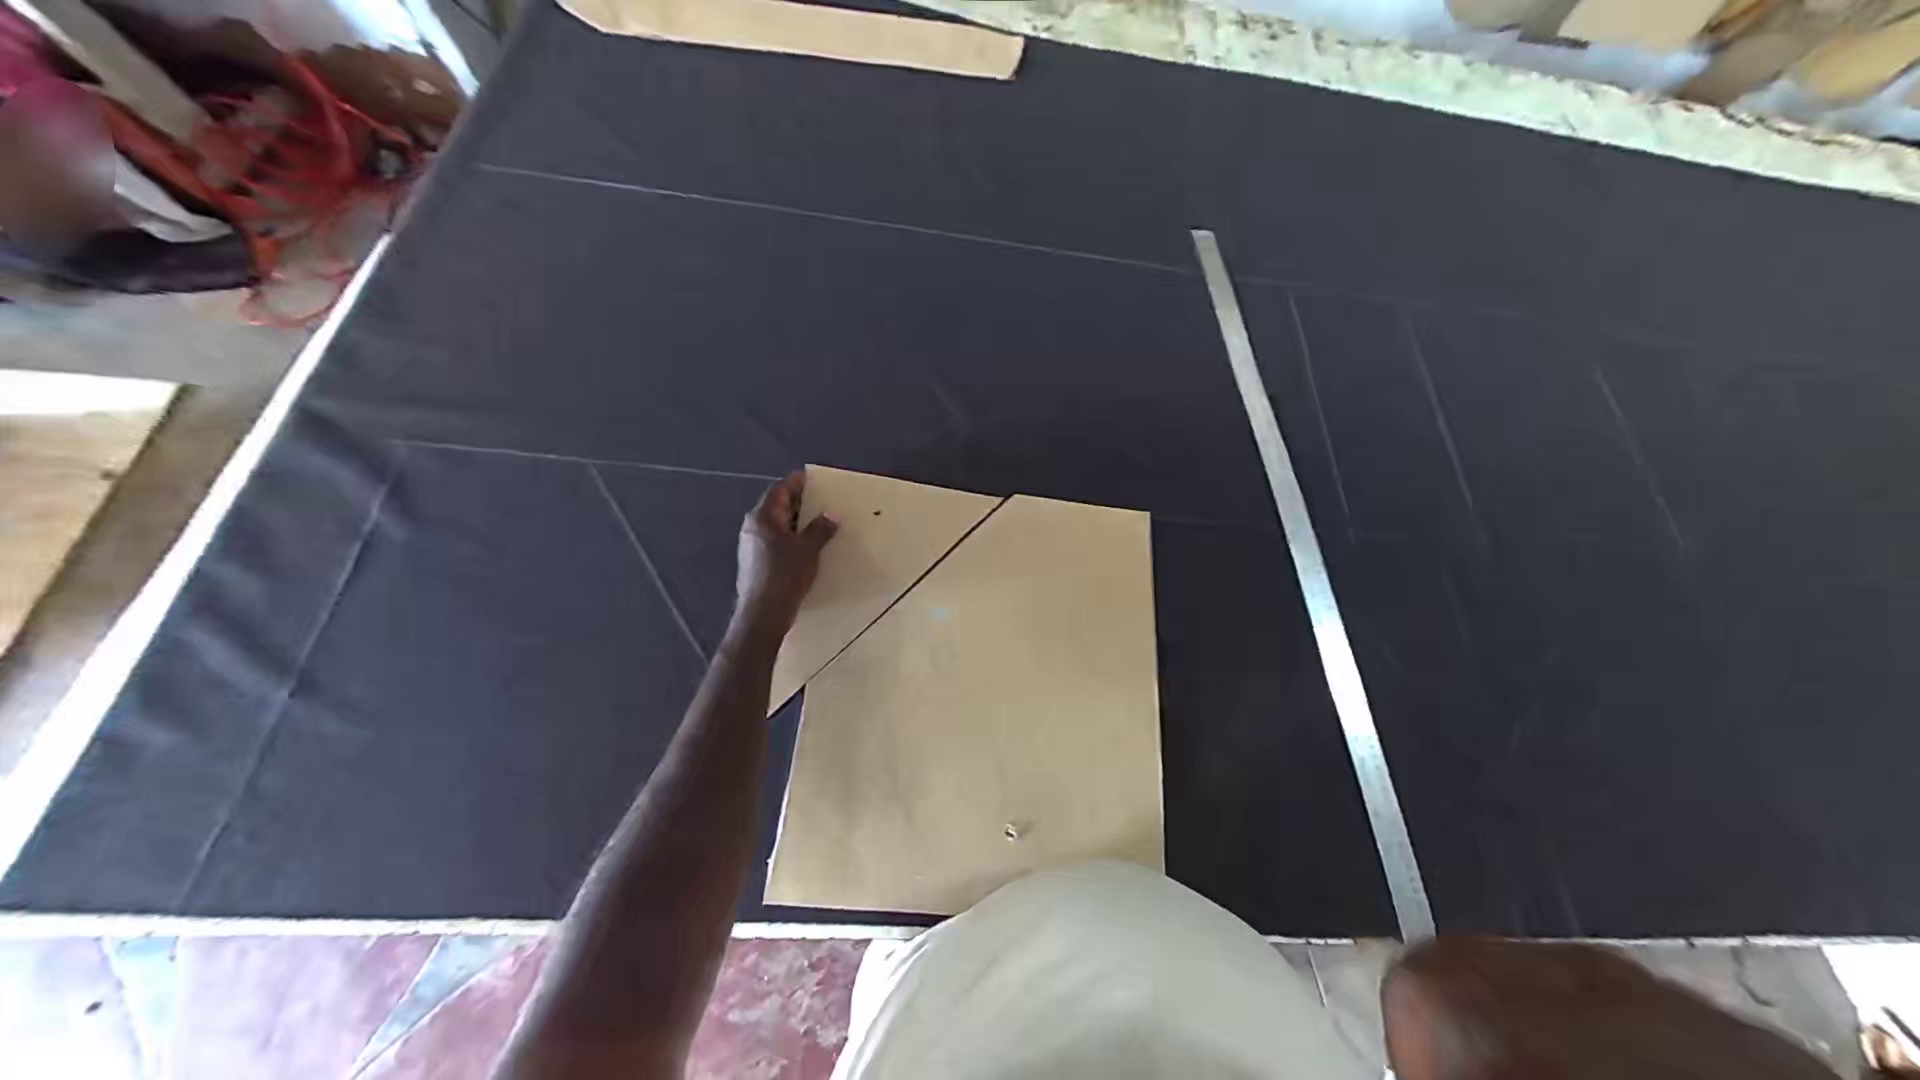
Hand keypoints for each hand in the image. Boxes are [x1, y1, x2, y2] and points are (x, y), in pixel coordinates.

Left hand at [733, 471, 837, 640]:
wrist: (763, 614)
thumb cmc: (784, 576)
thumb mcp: (807, 550)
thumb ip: (820, 529)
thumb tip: (832, 515)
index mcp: (762, 518)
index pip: (779, 491)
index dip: (795, 482)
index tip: (810, 477)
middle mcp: (753, 527)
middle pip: (775, 506)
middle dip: (797, 501)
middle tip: (819, 498)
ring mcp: (751, 545)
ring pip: (775, 524)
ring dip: (795, 520)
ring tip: (817, 521)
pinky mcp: (756, 561)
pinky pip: (775, 539)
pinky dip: (790, 535)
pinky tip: (805, 544)